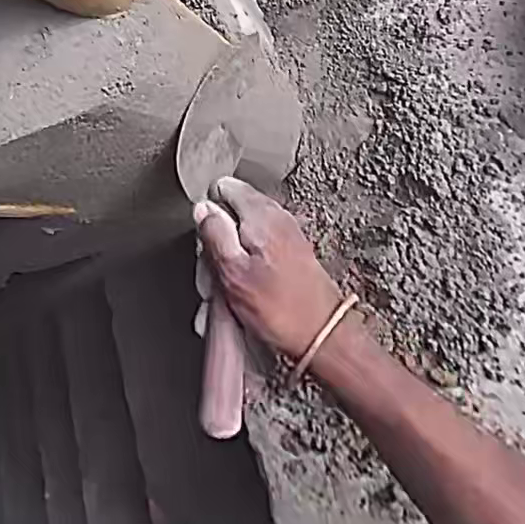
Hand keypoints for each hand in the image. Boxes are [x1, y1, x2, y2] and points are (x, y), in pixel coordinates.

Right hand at [194, 177, 348, 360]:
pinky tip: (243, 295)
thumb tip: (202, 208)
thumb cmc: (281, 309)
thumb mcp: (233, 271)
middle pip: (231, 214)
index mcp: (261, 215)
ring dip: (229, 262)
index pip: (224, 187)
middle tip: (214, 276)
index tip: (206, 241)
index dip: (208, 213)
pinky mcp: (290, 253)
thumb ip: (214, 233)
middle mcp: (276, 218)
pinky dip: (245, 270)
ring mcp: (285, 234)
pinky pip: (256, 253)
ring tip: (227, 292)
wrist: (323, 336)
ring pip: (241, 236)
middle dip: (217, 243)